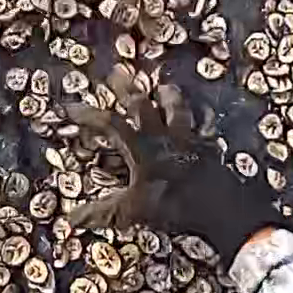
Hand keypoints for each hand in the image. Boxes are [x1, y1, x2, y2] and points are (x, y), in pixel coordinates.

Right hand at [64, 68, 275, 256]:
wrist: (222, 210)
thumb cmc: (173, 207)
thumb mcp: (131, 211)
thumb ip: (101, 212)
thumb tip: (70, 219)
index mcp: (141, 148)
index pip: (110, 124)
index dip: (89, 114)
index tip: (72, 108)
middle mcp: (164, 137)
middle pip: (143, 105)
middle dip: (127, 88)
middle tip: (116, 73)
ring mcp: (189, 140)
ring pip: (177, 109)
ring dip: (168, 97)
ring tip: (163, 87)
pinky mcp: (209, 148)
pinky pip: (206, 126)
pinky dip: (203, 118)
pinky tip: (203, 113)